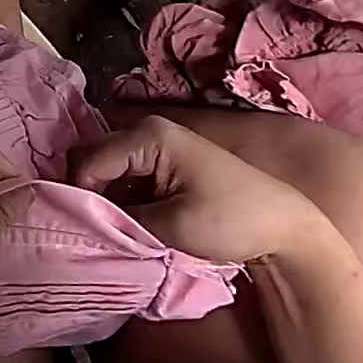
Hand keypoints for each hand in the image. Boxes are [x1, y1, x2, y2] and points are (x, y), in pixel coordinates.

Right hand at [69, 116, 330, 263]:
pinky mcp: (161, 163)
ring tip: (107, 230)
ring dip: (103, 199)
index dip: (77, 195)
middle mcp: (146, 132)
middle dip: (87, 194)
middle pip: (92, 159)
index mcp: (148, 136)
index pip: (88, 161)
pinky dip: (118, 200)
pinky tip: (125, 224)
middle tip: (90, 230)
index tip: (78, 230)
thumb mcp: (171, 226)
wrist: (285, 228)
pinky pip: (123, 177)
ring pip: (105, 170)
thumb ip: (119, 221)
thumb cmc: (232, 221)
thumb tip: (81, 223)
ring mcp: (154, 146)